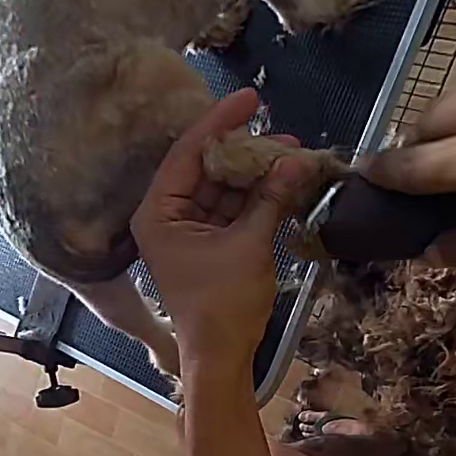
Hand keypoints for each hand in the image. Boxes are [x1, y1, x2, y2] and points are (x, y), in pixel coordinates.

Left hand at [131, 89, 313, 373]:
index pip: (190, 152)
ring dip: (258, 180)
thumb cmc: (223, 304)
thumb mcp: (249, 246)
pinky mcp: (213, 249)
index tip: (251, 99)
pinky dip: (259, 204)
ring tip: (293, 161)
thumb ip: (270, 200)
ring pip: (226, 193)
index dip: (222, 123)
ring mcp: (192, 234)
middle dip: (248, 155)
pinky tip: (284, 188)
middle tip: (286, 139)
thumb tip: (296, 161)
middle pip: (210, 171)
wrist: (223, 356)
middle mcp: (169, 216)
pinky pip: (236, 215)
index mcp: (159, 211)